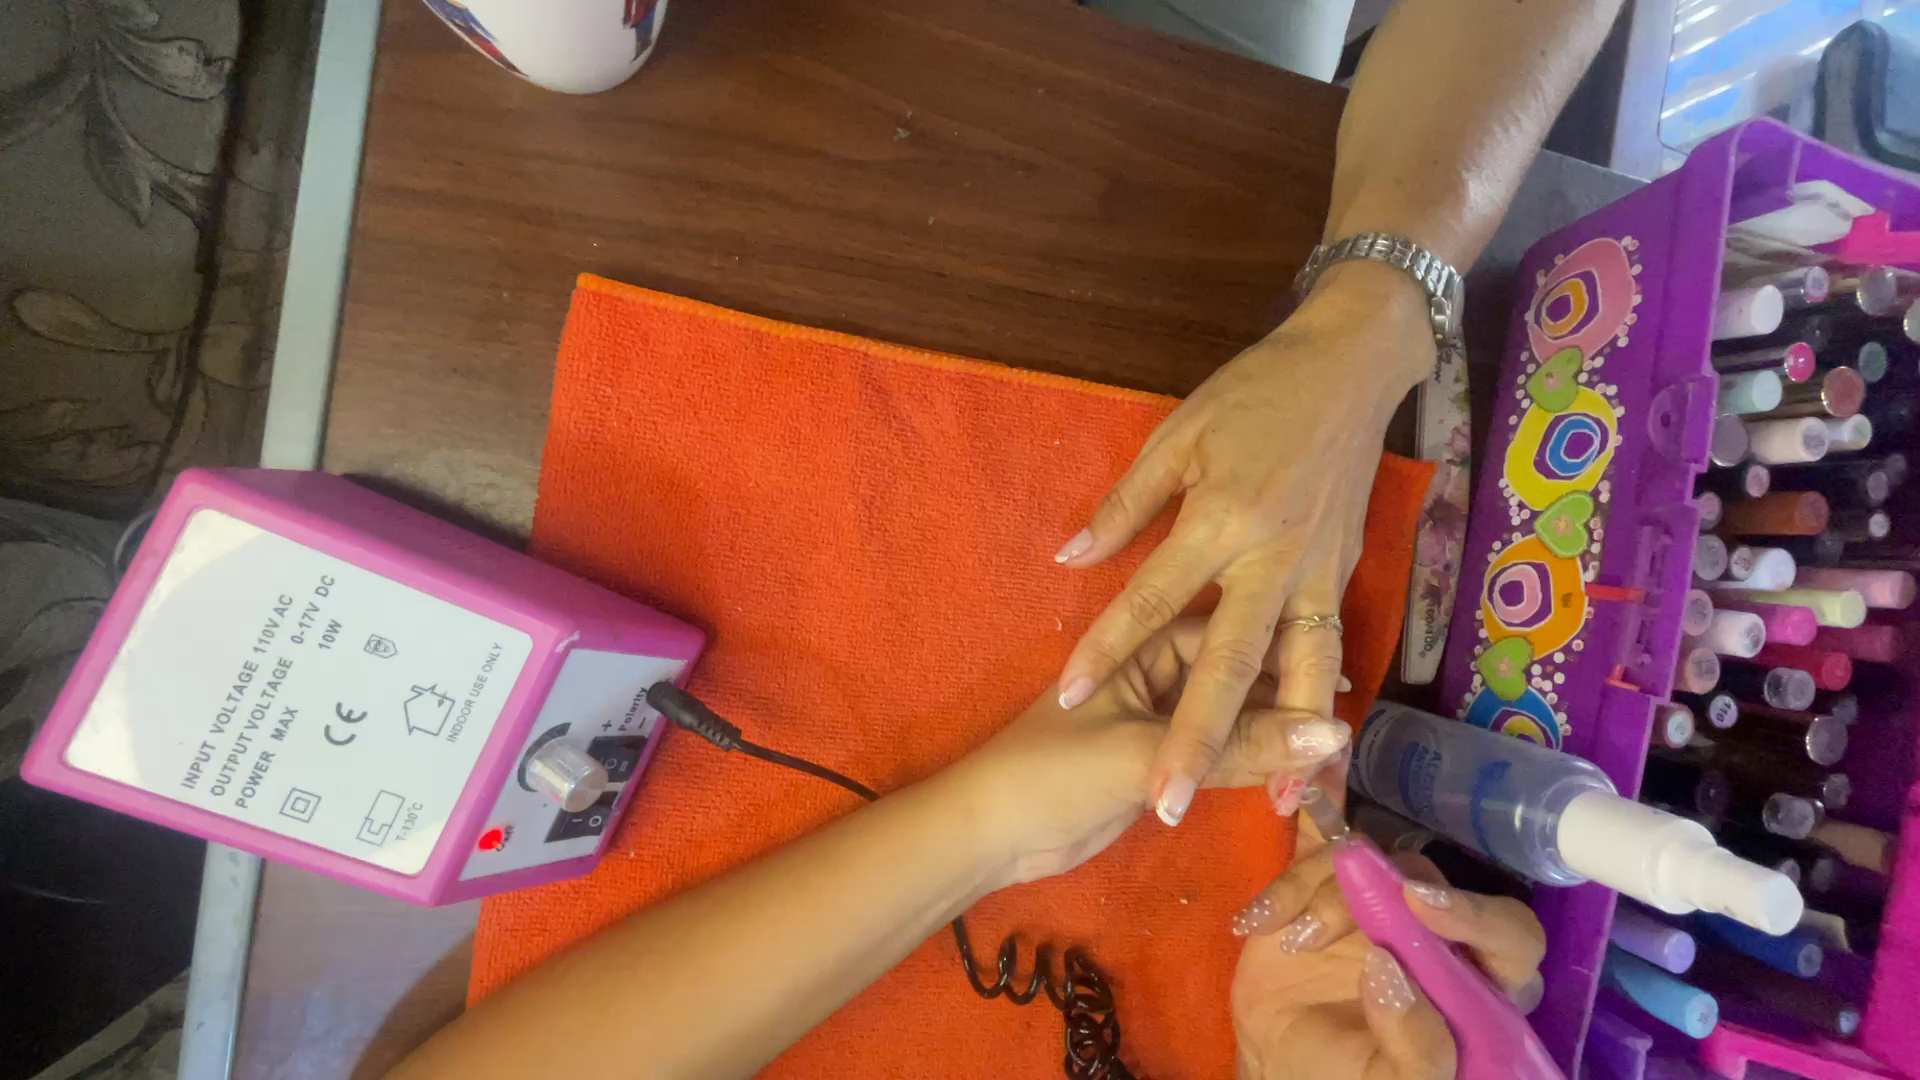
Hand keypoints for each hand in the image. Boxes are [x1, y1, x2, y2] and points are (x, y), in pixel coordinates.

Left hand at [948, 619, 1350, 887]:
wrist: (993, 833)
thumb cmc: (1053, 772)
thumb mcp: (1142, 754)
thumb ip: (1234, 747)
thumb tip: (1330, 735)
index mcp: (1138, 650)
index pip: (1218, 639)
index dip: (1274, 658)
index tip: (1337, 675)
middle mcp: (1151, 676)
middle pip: (1228, 677)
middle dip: (1280, 696)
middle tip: (1344, 712)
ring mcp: (1153, 719)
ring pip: (1225, 717)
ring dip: (1269, 733)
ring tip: (1331, 750)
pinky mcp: (1155, 760)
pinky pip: (1213, 753)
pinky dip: (1247, 762)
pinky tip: (1289, 772)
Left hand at [1052, 262, 1435, 825]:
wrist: (1350, 364)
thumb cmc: (1251, 396)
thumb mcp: (1175, 438)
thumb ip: (1125, 507)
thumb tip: (1071, 559)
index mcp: (1219, 519)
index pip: (1149, 600)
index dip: (1105, 648)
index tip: (1070, 697)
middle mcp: (1271, 557)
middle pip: (1228, 662)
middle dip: (1197, 737)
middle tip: (1166, 801)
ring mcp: (1318, 569)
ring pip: (1301, 669)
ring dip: (1287, 740)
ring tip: (1271, 803)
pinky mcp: (1347, 571)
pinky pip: (1331, 643)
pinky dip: (1324, 695)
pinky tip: (1317, 738)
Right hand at [1228, 777, 1546, 1079]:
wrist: (1274, 1057)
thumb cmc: (1343, 1079)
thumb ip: (1412, 1050)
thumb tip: (1389, 969)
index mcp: (1475, 988)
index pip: (1509, 932)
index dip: (1473, 911)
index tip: (1416, 903)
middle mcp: (1432, 934)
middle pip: (1419, 877)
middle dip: (1365, 896)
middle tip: (1316, 931)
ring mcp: (1374, 901)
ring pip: (1359, 858)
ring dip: (1312, 893)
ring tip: (1285, 942)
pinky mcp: (1319, 881)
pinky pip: (1309, 847)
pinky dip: (1281, 878)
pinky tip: (1255, 921)